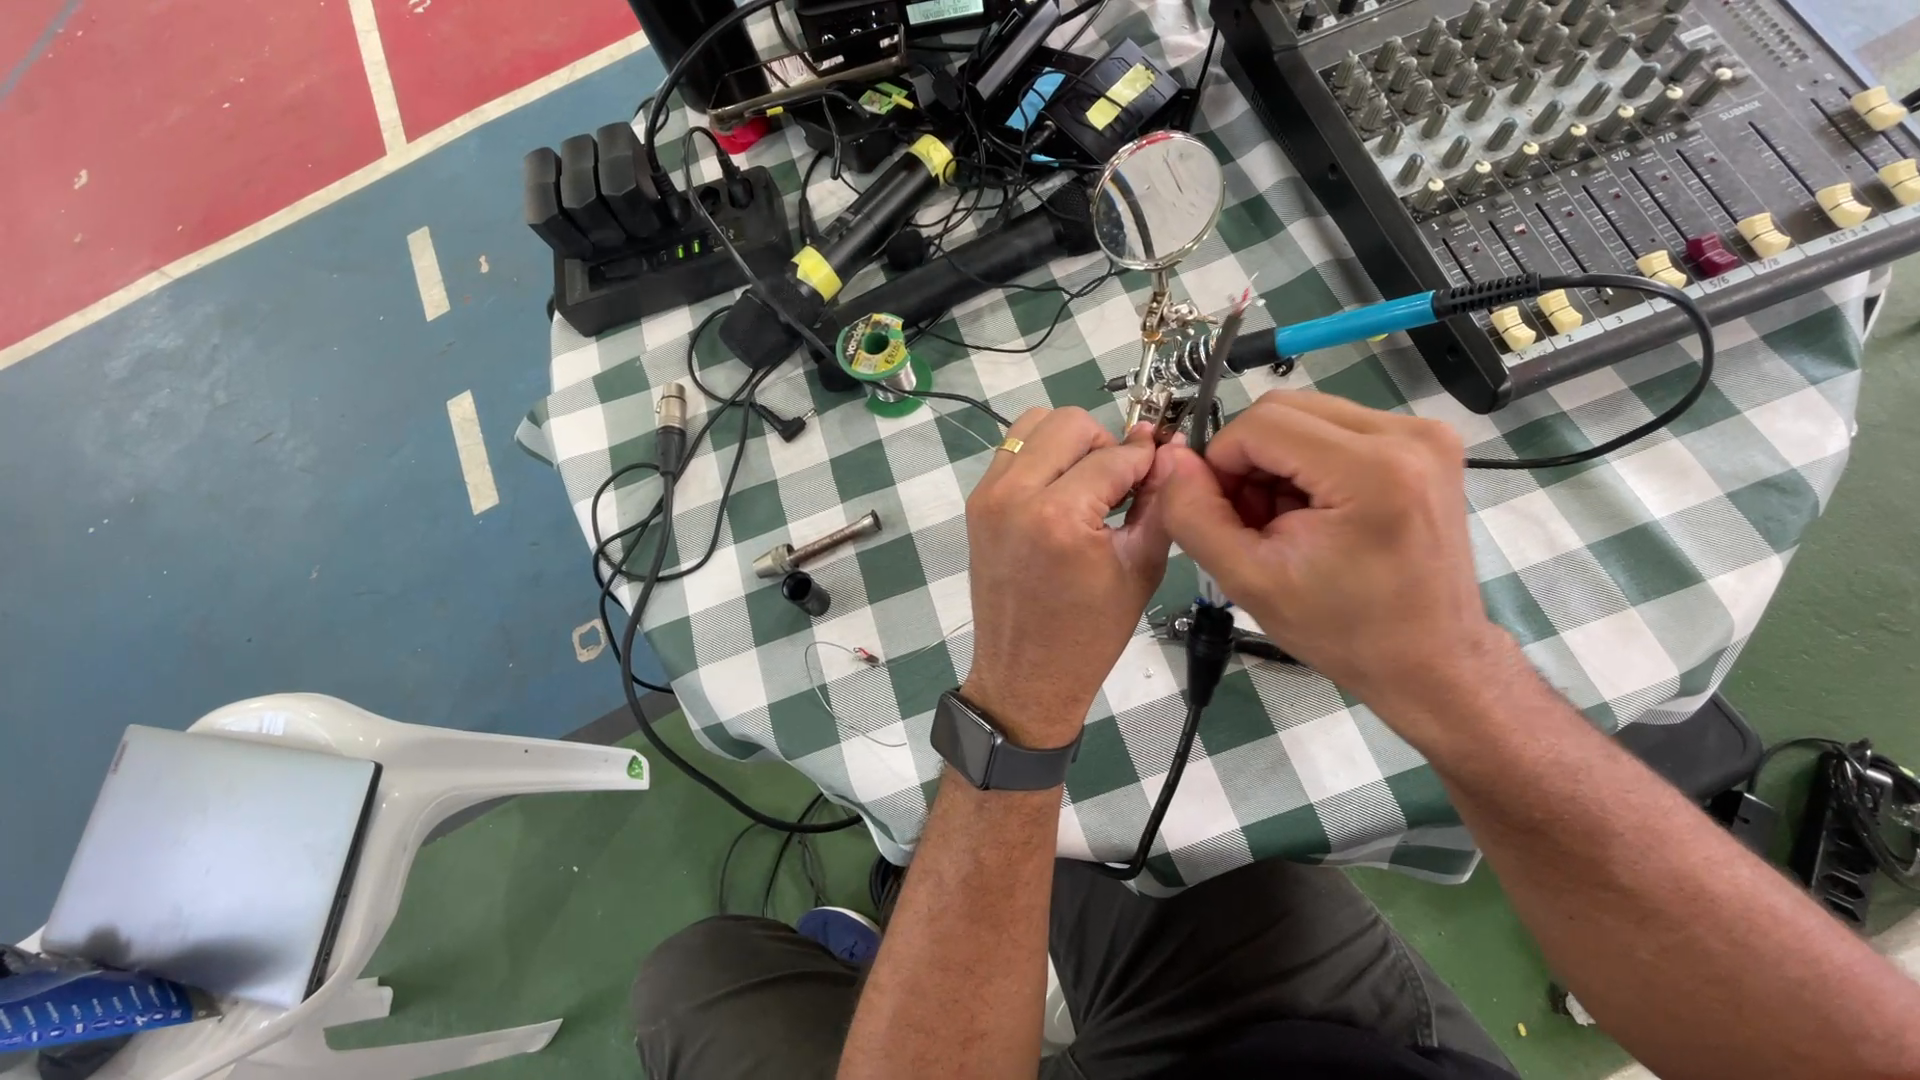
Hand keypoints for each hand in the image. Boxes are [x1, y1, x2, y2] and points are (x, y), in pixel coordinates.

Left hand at [963, 409, 1173, 749]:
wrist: (1026, 676)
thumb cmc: (1090, 635)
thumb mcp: (1141, 568)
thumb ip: (1159, 501)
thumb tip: (1172, 449)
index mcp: (1059, 517)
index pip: (1115, 457)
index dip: (1147, 457)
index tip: (1163, 464)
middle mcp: (1015, 495)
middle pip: (1070, 423)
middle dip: (1105, 443)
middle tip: (1121, 480)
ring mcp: (988, 496)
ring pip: (1034, 424)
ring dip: (1069, 442)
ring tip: (1089, 483)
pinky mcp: (976, 504)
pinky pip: (1013, 451)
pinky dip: (1041, 457)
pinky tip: (1062, 492)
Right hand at [1157, 391, 1515, 746]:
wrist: (1429, 659)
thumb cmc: (1341, 630)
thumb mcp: (1248, 580)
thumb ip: (1194, 515)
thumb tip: (1170, 458)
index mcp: (1372, 469)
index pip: (1260, 423)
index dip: (1221, 461)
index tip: (1221, 513)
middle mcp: (1408, 435)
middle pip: (1284, 409)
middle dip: (1249, 458)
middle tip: (1250, 519)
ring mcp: (1425, 435)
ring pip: (1308, 414)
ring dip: (1276, 460)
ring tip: (1282, 520)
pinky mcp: (1427, 444)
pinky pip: (1337, 427)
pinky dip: (1308, 461)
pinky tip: (1311, 511)